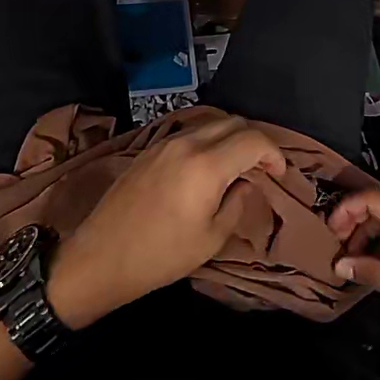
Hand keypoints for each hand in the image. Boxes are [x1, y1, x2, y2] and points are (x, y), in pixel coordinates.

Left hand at [47, 114, 284, 328]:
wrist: (101, 257)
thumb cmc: (161, 255)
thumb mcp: (211, 238)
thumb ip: (237, 202)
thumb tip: (247, 182)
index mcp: (206, 165)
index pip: (253, 140)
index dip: (274, 154)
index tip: (279, 175)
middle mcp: (186, 143)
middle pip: (233, 122)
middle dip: (255, 141)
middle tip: (263, 168)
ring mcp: (164, 143)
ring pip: (210, 123)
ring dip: (231, 137)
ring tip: (238, 166)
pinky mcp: (149, 150)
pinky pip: (189, 132)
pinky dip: (209, 141)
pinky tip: (209, 166)